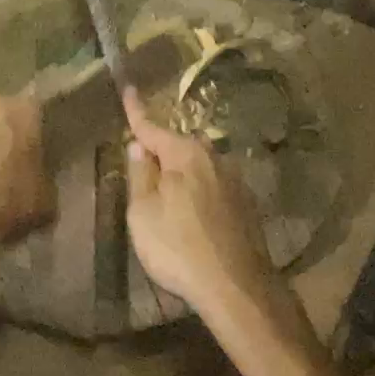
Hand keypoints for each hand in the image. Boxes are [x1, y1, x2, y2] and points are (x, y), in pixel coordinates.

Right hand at [122, 88, 275, 313]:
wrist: (236, 287)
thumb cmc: (178, 247)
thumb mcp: (143, 213)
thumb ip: (140, 175)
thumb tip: (139, 146)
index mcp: (186, 155)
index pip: (152, 127)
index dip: (136, 110)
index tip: (127, 88)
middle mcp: (215, 159)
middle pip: (180, 145)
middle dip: (161, 147)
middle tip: (141, 160)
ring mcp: (235, 181)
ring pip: (200, 165)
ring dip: (182, 171)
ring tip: (166, 191)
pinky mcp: (246, 205)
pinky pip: (214, 185)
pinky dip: (199, 190)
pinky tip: (192, 213)